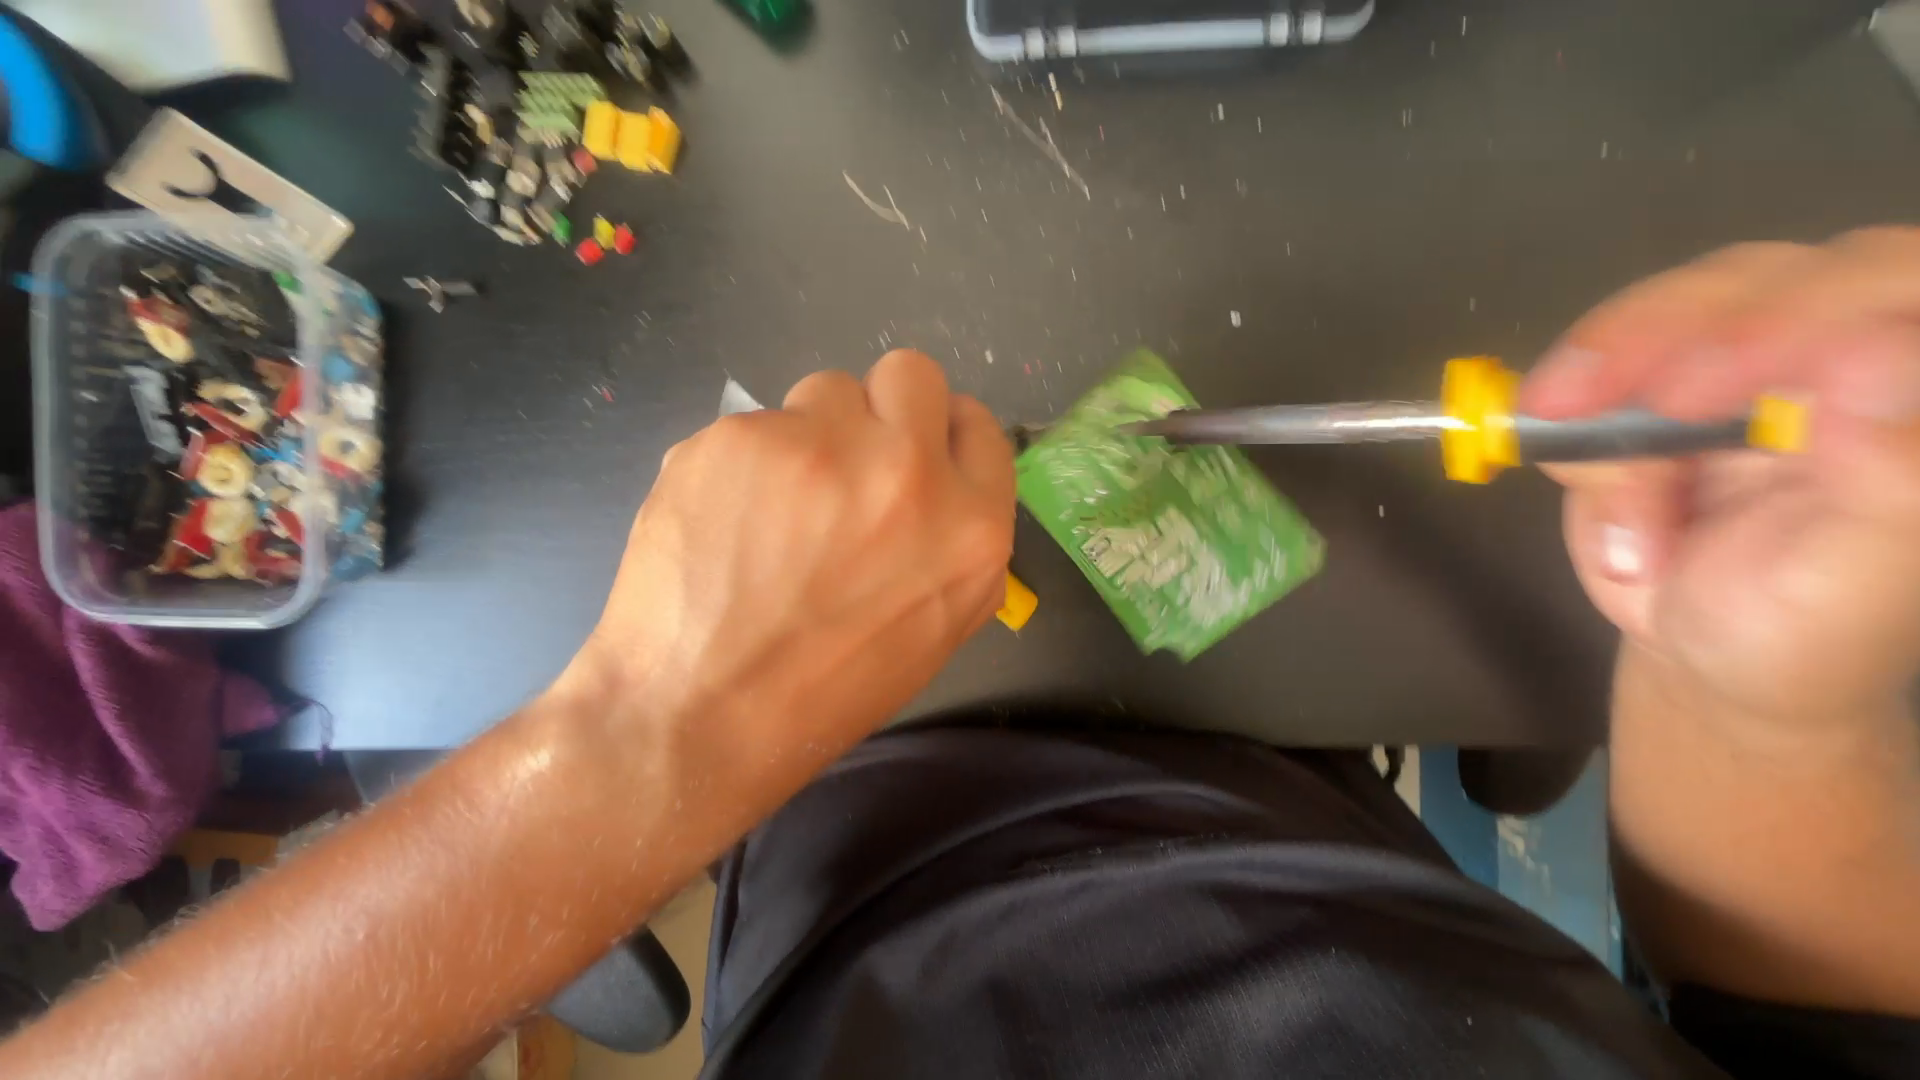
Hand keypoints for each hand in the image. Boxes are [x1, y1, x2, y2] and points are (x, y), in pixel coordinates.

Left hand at [570, 350, 1013, 763]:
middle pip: (910, 374)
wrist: (702, 714)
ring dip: (811, 435)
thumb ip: (954, 545)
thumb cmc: (828, 690)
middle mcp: (908, 471)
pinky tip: (723, 520)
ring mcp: (821, 447)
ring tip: (775, 506)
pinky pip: (755, 424)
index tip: (912, 450)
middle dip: (883, 409)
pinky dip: (744, 462)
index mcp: (971, 528)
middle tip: (846, 464)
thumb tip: (943, 489)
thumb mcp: (936, 631)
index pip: (977, 425)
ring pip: (825, 391)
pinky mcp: (740, 437)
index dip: (941, 432)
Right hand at [1522, 230, 1919, 735]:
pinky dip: (1570, 389)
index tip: (1689, 393)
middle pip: (1790, 277)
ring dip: (1609, 356)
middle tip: (1582, 395)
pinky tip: (1550, 436)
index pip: (1899, 301)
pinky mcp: (1669, 373)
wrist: (1706, 650)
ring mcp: (1761, 359)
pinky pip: (1612, 345)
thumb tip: (1873, 364)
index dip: (1804, 321)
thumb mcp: (1849, 577)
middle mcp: (1858, 355)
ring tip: (1550, 415)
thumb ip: (1886, 477)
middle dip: (1677, 329)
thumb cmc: (1796, 629)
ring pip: (1693, 298)